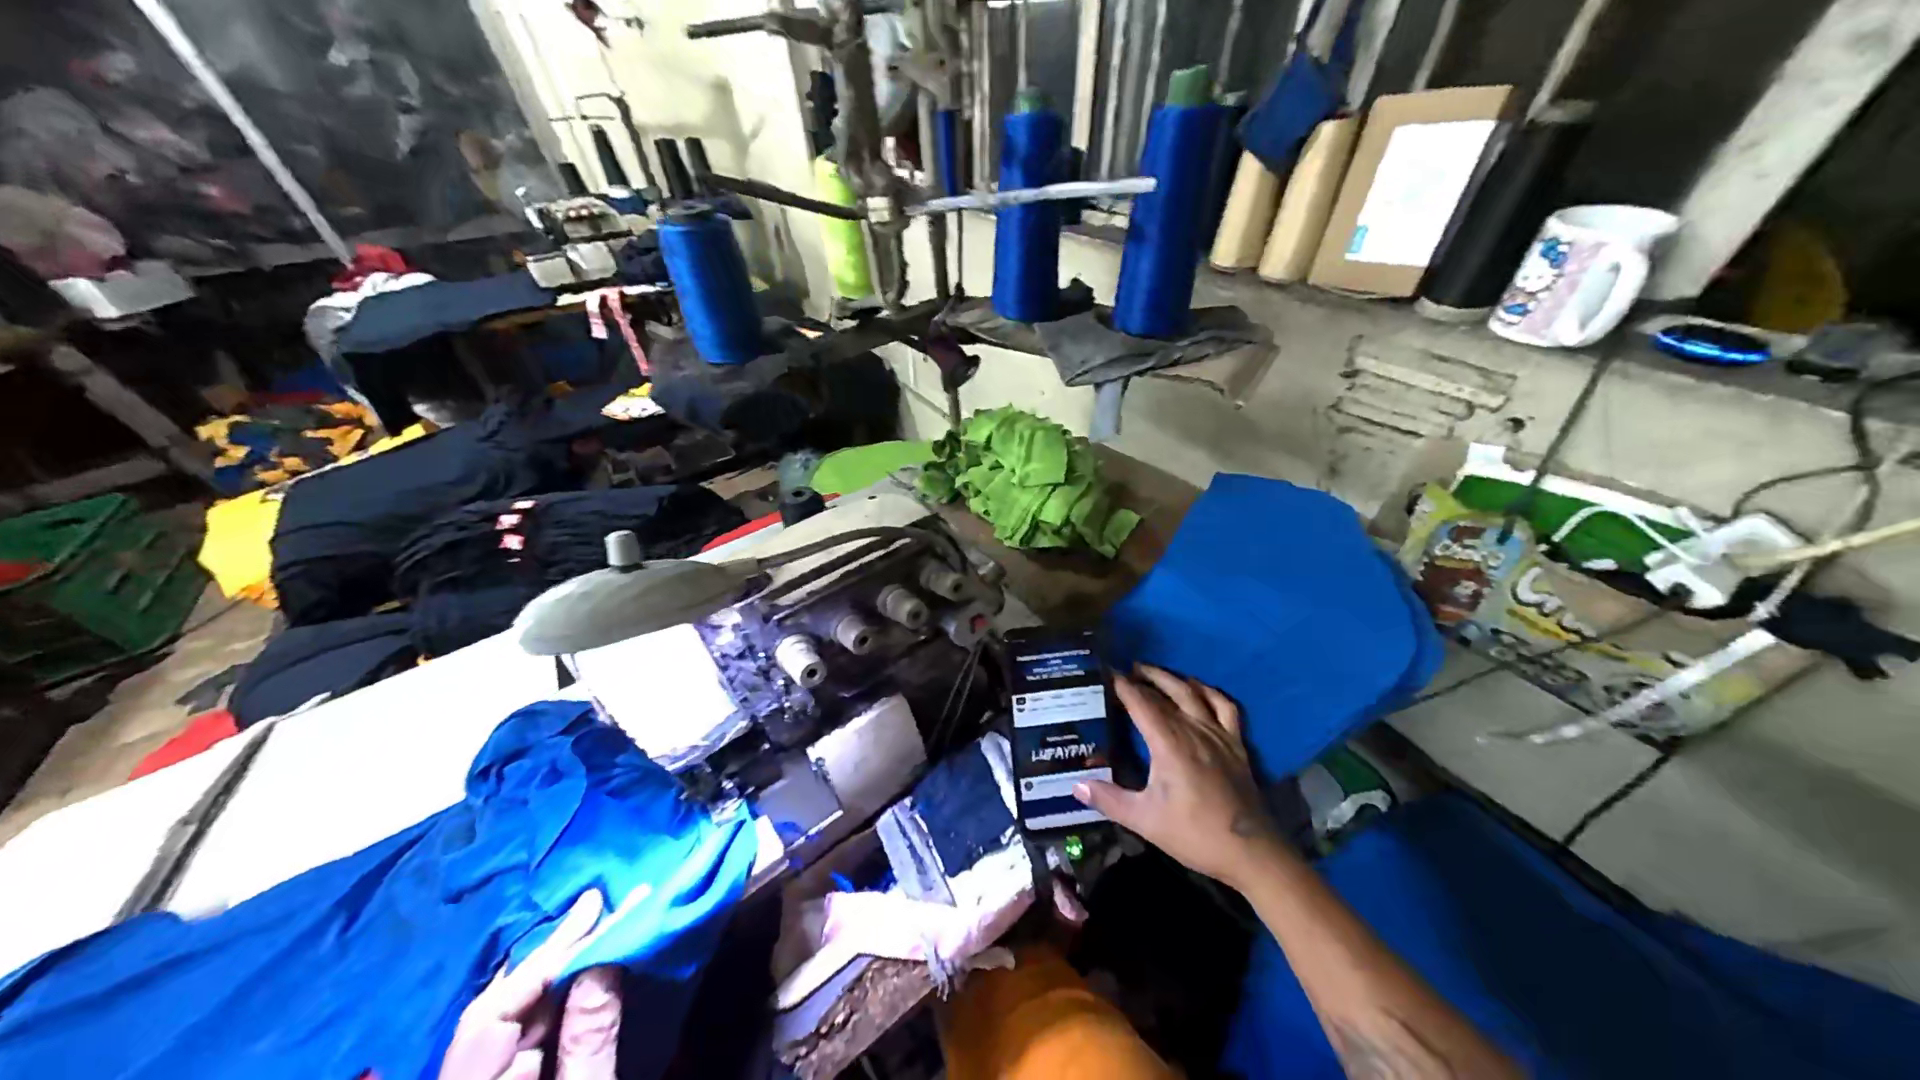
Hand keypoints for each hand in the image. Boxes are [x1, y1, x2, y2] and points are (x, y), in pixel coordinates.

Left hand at [439, 890, 623, 1079]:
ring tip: (598, 925)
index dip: (549, 954)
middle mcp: (461, 1076)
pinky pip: (518, 1036)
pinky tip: (578, 973)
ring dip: (556, 972)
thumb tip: (605, 964)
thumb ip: (588, 1042)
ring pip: (510, 1018)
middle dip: (552, 953)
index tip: (597, 907)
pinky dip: (551, 1000)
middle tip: (599, 903)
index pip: (498, 1006)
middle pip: (499, 1005)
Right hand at [1073, 664, 1282, 891]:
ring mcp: (1218, 734)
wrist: (1251, 852)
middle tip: (1126, 669)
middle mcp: (1193, 730)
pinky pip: (1224, 707)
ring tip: (1155, 673)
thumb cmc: (1194, 834)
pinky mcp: (1236, 745)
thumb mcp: (1144, 820)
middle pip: (1167, 692)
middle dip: (1145, 677)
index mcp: (1169, 743)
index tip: (1105, 672)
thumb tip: (1076, 785)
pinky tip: (1199, 689)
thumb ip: (1109, 799)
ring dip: (1172, 679)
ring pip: (1194, 693)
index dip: (1122, 685)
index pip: (1141, 703)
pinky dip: (1209, 692)